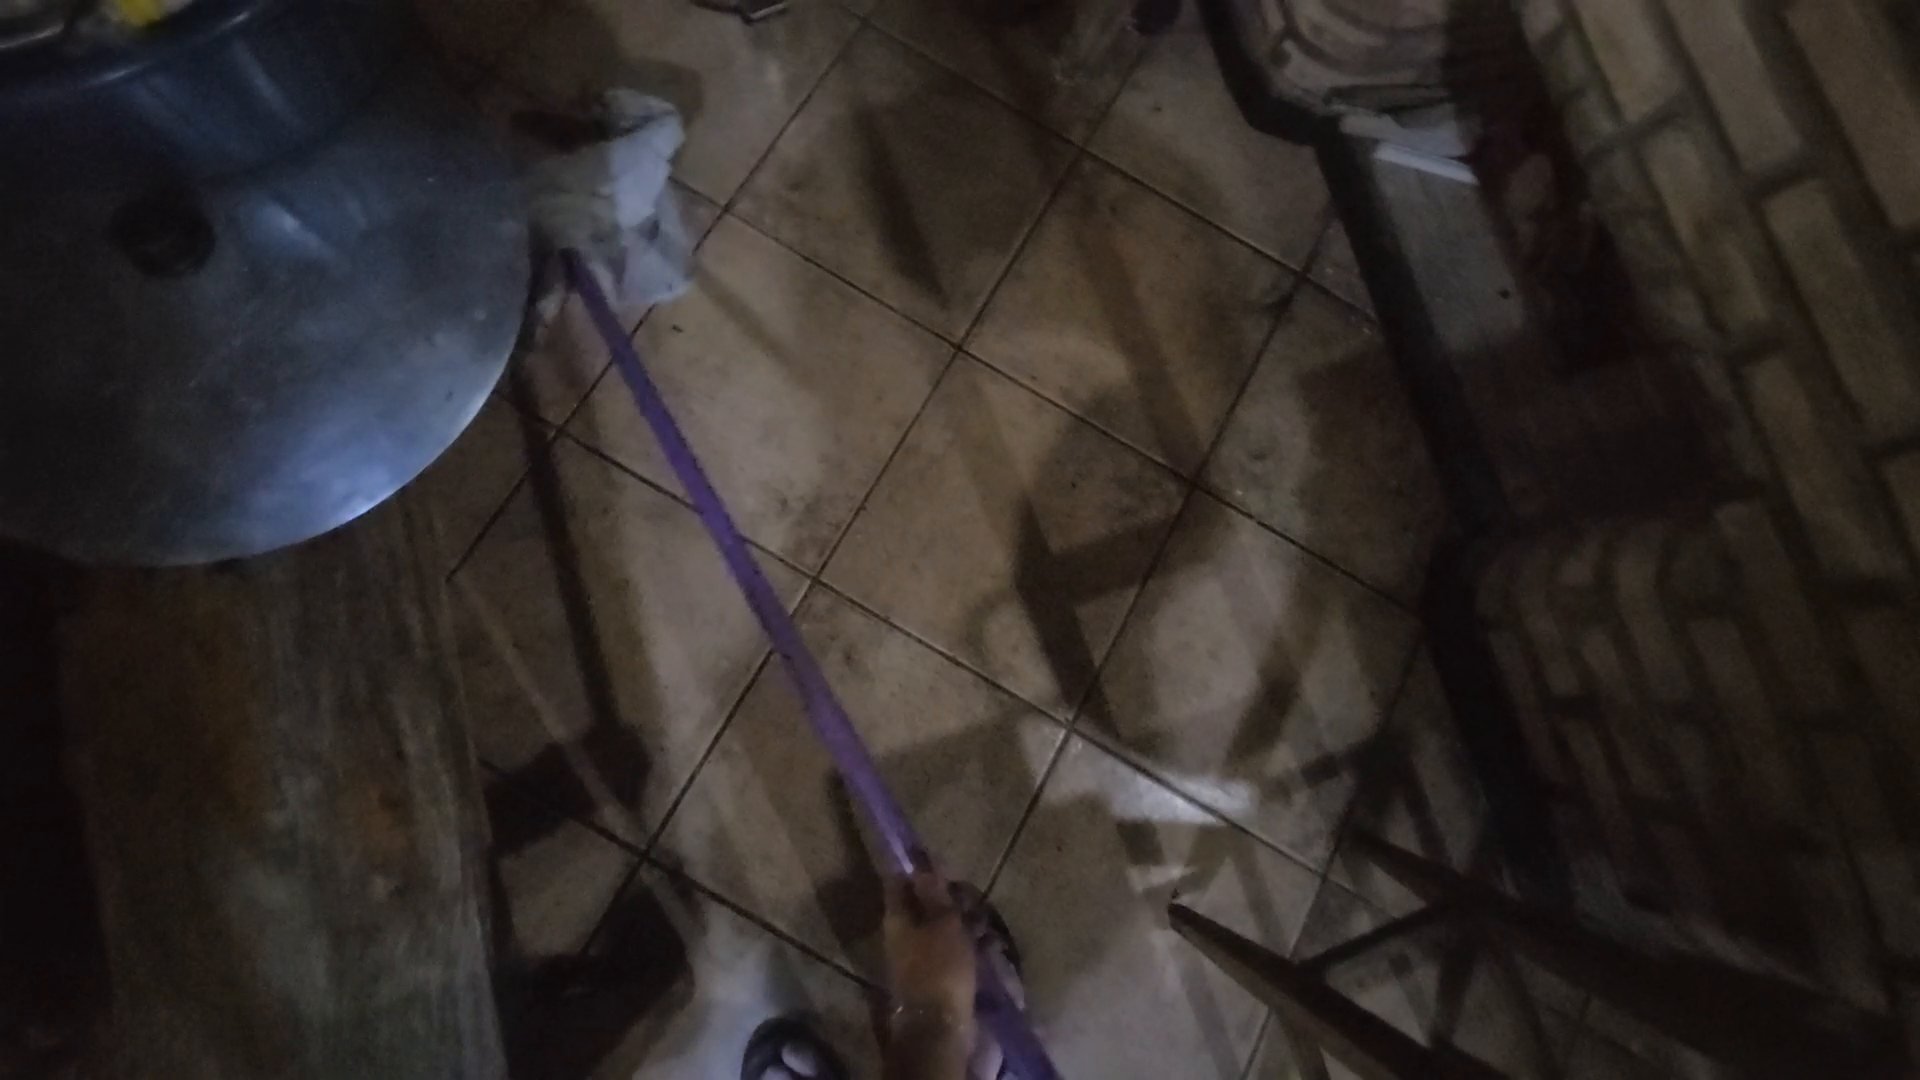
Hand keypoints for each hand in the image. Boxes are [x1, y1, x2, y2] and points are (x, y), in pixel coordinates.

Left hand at [882, 872, 975, 1024]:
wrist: (940, 1027)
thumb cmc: (940, 966)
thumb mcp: (942, 923)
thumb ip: (934, 894)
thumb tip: (922, 868)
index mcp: (897, 918)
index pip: (898, 882)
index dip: (915, 869)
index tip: (936, 860)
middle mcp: (902, 935)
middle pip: (924, 905)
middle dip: (949, 898)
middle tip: (972, 897)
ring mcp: (918, 957)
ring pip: (940, 928)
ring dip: (963, 922)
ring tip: (986, 922)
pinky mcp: (935, 976)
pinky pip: (950, 950)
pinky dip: (968, 945)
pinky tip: (989, 944)